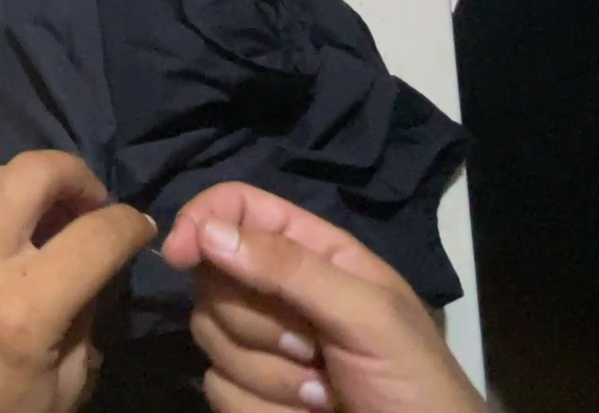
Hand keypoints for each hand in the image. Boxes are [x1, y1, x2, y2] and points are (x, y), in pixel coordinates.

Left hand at [0, 152, 155, 412]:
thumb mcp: (65, 388)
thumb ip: (85, 316)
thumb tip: (97, 264)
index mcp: (24, 310)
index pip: (95, 236)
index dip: (131, 224)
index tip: (141, 227)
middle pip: (34, 172)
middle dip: (78, 175)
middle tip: (94, 205)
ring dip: (34, 179)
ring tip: (51, 207)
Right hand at [163, 183, 483, 412]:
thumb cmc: (416, 387)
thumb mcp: (369, 316)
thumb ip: (288, 267)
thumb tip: (207, 232)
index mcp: (308, 251)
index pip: (235, 206)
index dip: (201, 220)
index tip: (181, 253)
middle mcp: (274, 288)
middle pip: (212, 275)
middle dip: (256, 320)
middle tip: (313, 347)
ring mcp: (258, 344)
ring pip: (210, 333)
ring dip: (269, 373)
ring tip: (323, 391)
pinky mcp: (248, 395)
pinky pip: (219, 388)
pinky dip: (264, 410)